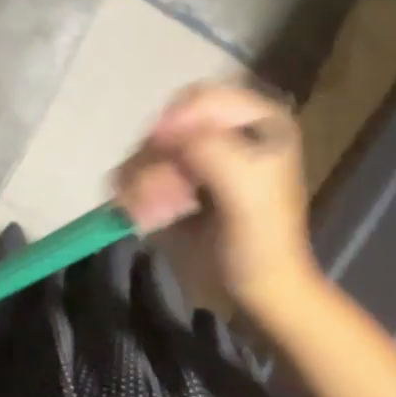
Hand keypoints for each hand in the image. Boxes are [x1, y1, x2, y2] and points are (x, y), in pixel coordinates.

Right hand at [114, 83, 322, 316]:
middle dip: (156, 162)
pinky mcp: (173, 191)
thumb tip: (162, 131)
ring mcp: (196, 163)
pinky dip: (133, 195)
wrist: (257, 297)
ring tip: (147, 216)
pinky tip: (141, 218)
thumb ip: (209, 147)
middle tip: (160, 201)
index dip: (176, 123)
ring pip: (147, 154)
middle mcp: (224, 134)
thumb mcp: (247, 187)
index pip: (200, 100)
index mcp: (255, 122)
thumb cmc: (262, 243)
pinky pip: (139, 178)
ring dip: (140, 183)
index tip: (162, 154)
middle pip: (167, 126)